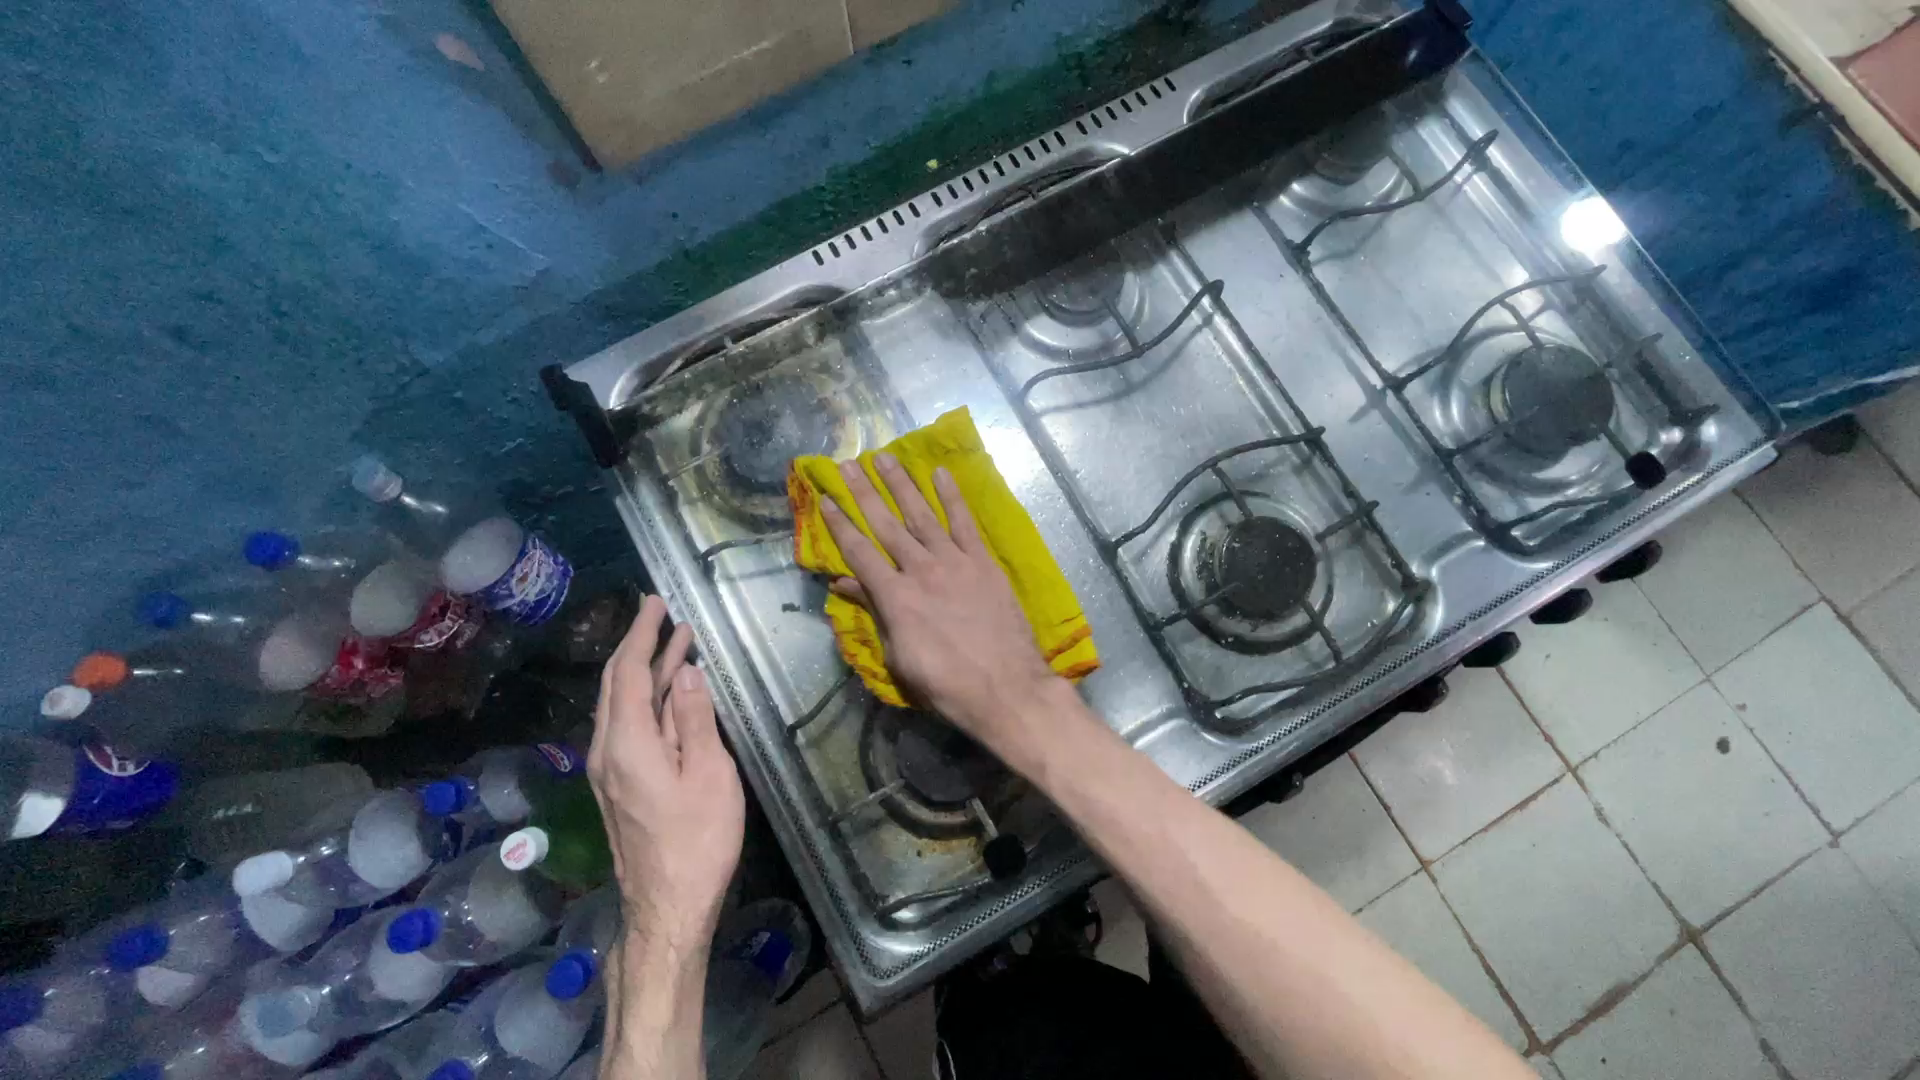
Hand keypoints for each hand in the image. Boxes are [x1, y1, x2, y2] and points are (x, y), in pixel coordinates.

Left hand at [587, 596, 744, 948]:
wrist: (667, 906)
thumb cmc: (698, 840)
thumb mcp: (710, 774)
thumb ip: (696, 720)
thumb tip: (687, 674)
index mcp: (627, 743)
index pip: (630, 672)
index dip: (644, 634)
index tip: (656, 602)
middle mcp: (606, 750)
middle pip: (617, 684)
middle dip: (639, 645)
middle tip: (662, 613)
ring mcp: (608, 770)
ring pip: (621, 705)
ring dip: (646, 671)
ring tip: (677, 644)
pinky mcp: (617, 785)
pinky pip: (627, 725)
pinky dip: (647, 699)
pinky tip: (671, 696)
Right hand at [819, 454, 1068, 758]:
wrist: (1005, 688)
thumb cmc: (945, 684)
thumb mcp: (898, 657)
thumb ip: (875, 613)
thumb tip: (844, 584)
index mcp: (895, 597)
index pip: (859, 552)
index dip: (839, 524)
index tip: (825, 498)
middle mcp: (921, 570)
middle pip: (886, 524)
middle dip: (864, 492)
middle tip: (848, 463)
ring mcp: (955, 562)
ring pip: (922, 515)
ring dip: (902, 485)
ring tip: (886, 457)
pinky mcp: (984, 563)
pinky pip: (965, 523)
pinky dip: (953, 497)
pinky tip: (941, 473)